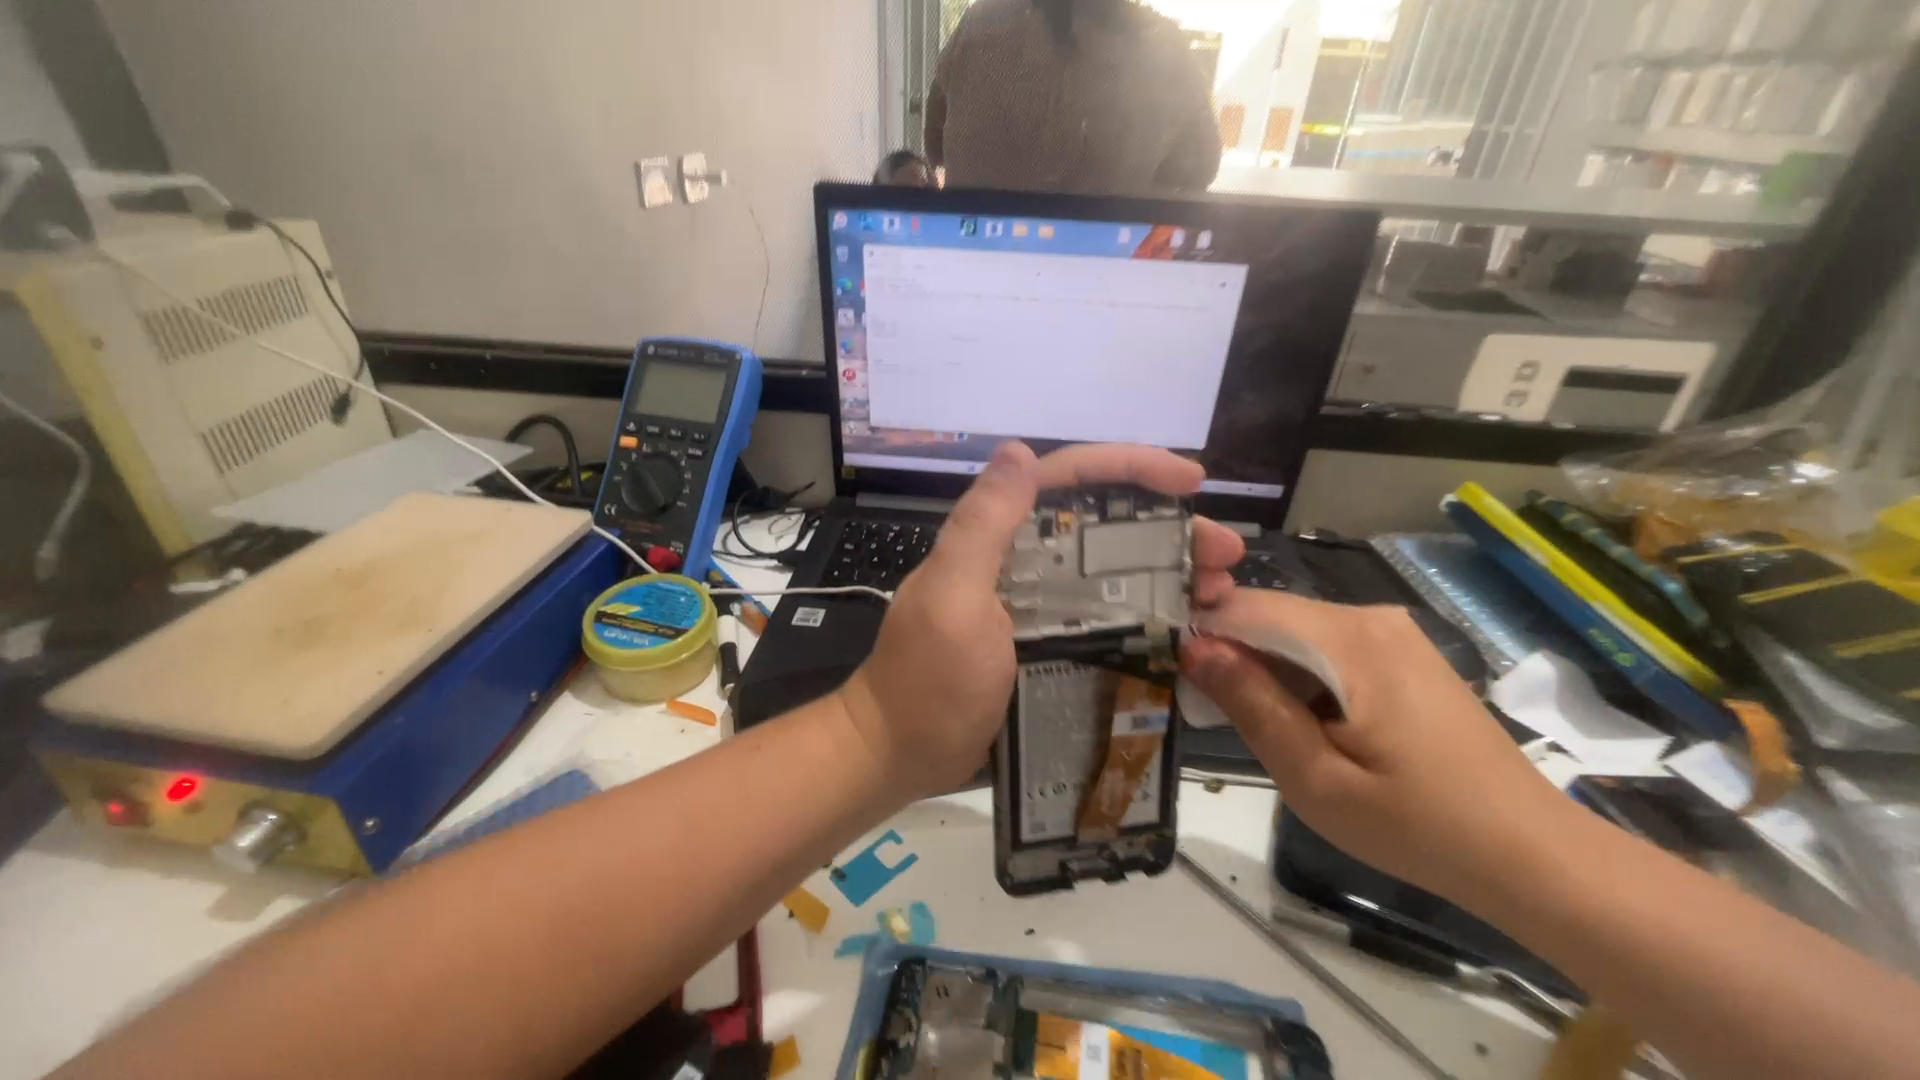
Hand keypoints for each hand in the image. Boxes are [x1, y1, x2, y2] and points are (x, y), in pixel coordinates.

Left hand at [840, 441, 1245, 798]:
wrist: (901, 751)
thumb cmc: (929, 679)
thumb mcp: (954, 598)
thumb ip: (983, 526)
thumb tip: (1018, 451)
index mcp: (998, 538)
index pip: (1068, 478)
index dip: (1130, 468)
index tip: (1190, 481)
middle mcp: (1021, 560)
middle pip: (1104, 525)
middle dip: (1169, 529)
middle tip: (1225, 553)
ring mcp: (1036, 604)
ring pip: (1114, 571)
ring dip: (1169, 572)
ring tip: (1219, 592)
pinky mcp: (1047, 643)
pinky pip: (1107, 617)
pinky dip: (1149, 616)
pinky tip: (1187, 628)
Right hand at [1180, 589, 1573, 900]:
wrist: (1528, 853)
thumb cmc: (1416, 825)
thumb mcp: (1315, 778)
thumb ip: (1252, 705)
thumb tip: (1192, 647)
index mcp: (1350, 639)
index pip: (1244, 606)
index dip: (1199, 632)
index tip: (1172, 674)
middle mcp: (1371, 618)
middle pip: (1270, 617)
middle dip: (1233, 657)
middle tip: (1211, 715)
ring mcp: (1392, 634)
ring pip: (1295, 635)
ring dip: (1265, 672)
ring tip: (1257, 729)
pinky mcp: (1403, 657)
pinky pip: (1328, 651)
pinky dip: (1300, 680)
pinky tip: (1304, 727)